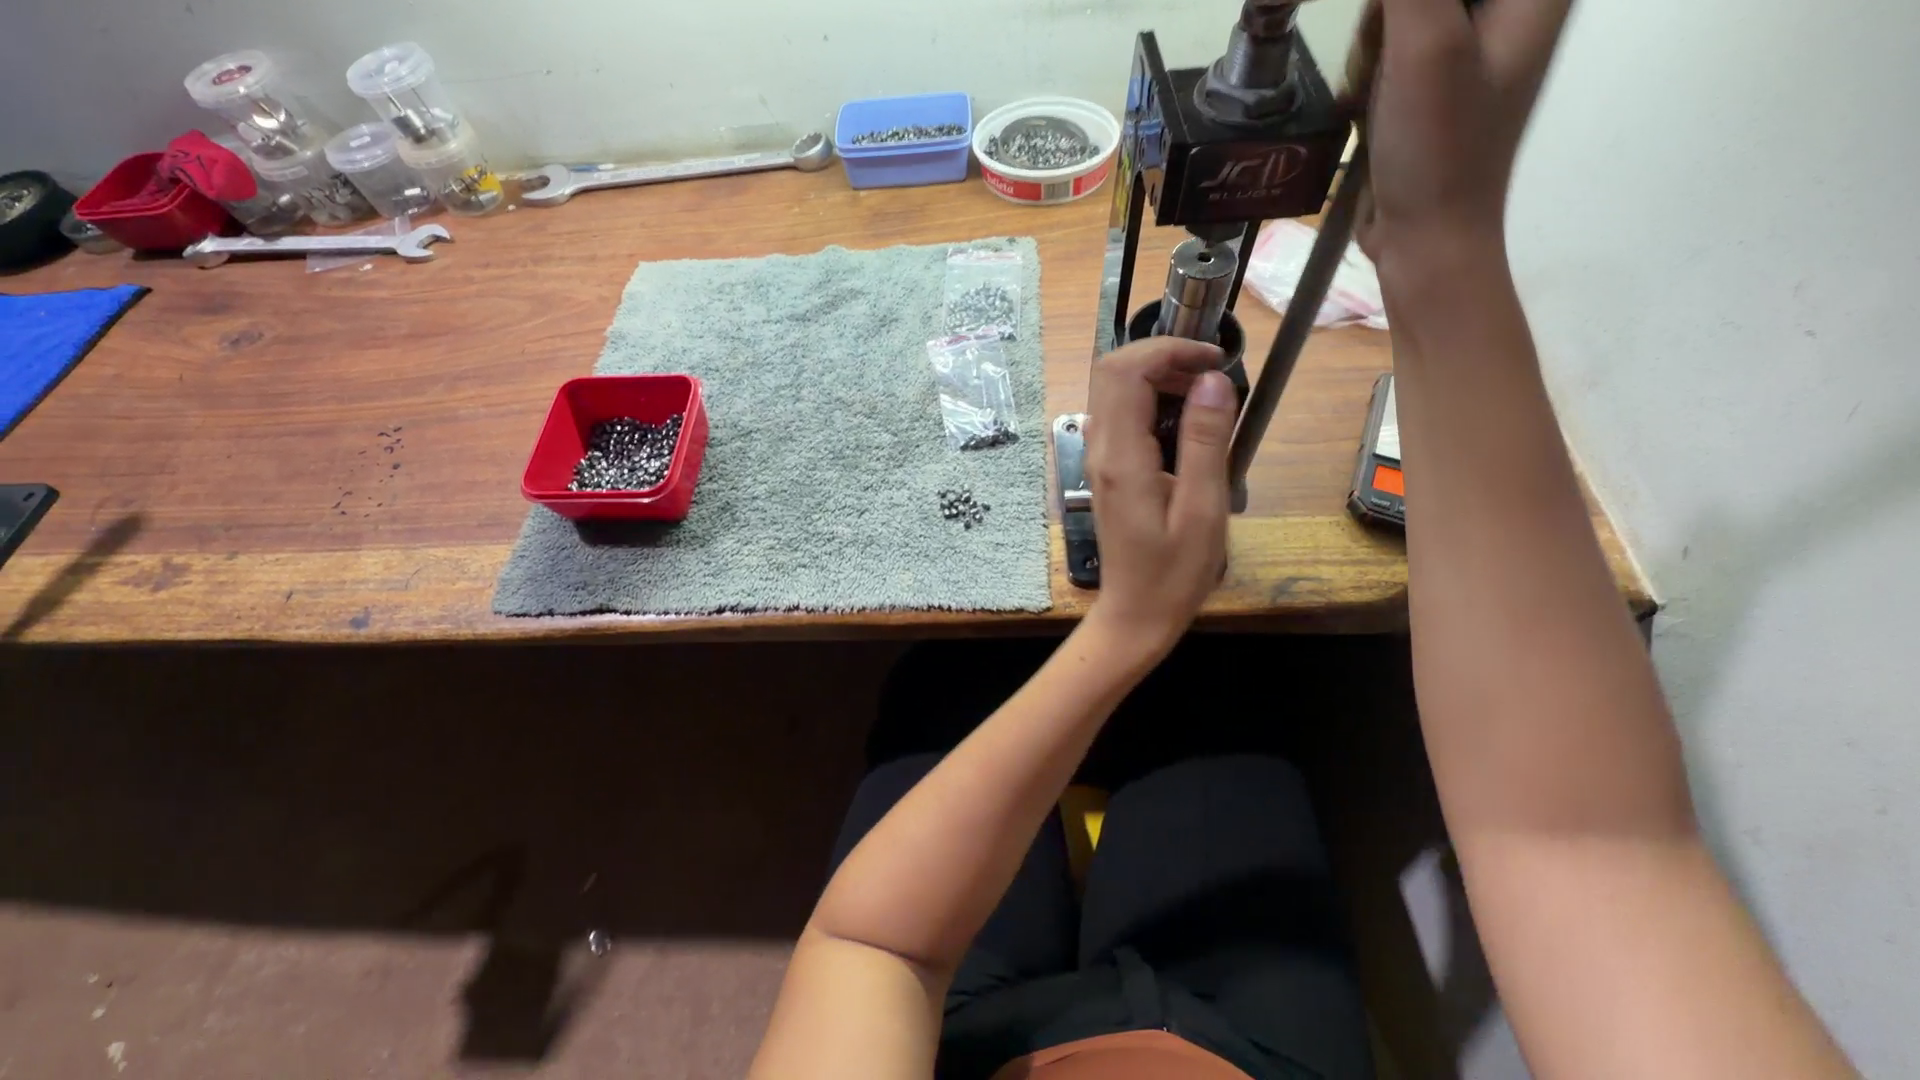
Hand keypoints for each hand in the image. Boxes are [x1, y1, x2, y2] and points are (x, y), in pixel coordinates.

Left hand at [1083, 337, 1237, 654]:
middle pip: (1113, 372)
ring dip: (1158, 377)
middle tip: (1212, 374)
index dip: (1168, 349)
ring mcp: (1099, 459)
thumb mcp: (1203, 509)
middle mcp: (1100, 449)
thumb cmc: (1174, 572)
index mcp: (1121, 457)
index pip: (1125, 372)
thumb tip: (1212, 380)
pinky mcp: (1107, 468)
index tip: (1214, 359)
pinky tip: (1187, 420)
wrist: (1136, 612)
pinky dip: (1152, 400)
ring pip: (1115, 391)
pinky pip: (1122, 415)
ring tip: (1207, 394)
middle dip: (1162, 356)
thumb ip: (1205, 441)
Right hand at [1352, 0, 1575, 264]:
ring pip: (1401, 1)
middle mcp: (1509, 2)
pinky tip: (1371, 99)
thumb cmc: (1440, 149)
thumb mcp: (1424, 45)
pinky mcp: (1431, 68)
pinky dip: (1370, 60)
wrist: (1424, 238)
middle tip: (1392, 50)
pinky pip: (1390, 32)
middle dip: (1391, 15)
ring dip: (1375, 36)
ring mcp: (1467, 36)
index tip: (1403, 26)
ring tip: (1380, 83)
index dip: (1417, 3)